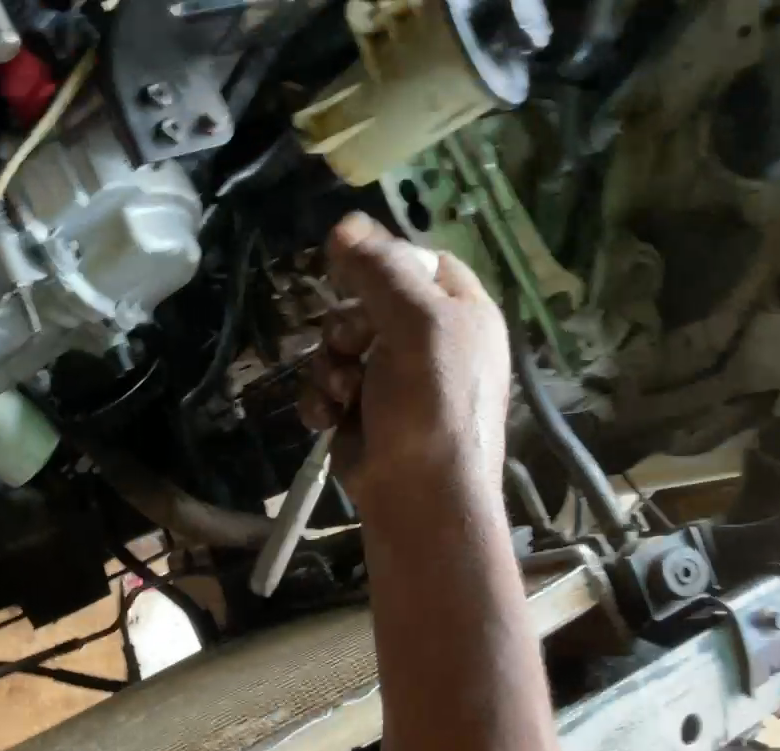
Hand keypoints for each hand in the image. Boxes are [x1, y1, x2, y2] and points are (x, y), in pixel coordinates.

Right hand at [297, 213, 511, 508]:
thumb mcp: (415, 326)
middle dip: (345, 328)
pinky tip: (327, 420)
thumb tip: (342, 224)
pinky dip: (320, 401)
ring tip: (340, 397)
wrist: (417, 497)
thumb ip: (380, 272)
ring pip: (336, 348)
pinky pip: (326, 387)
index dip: (381, 263)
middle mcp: (428, 341)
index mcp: (459, 311)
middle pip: (366, 304)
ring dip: (327, 370)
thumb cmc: (430, 406)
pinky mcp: (360, 413)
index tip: (347, 269)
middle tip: (349, 349)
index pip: (417, 262)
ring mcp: (391, 380)